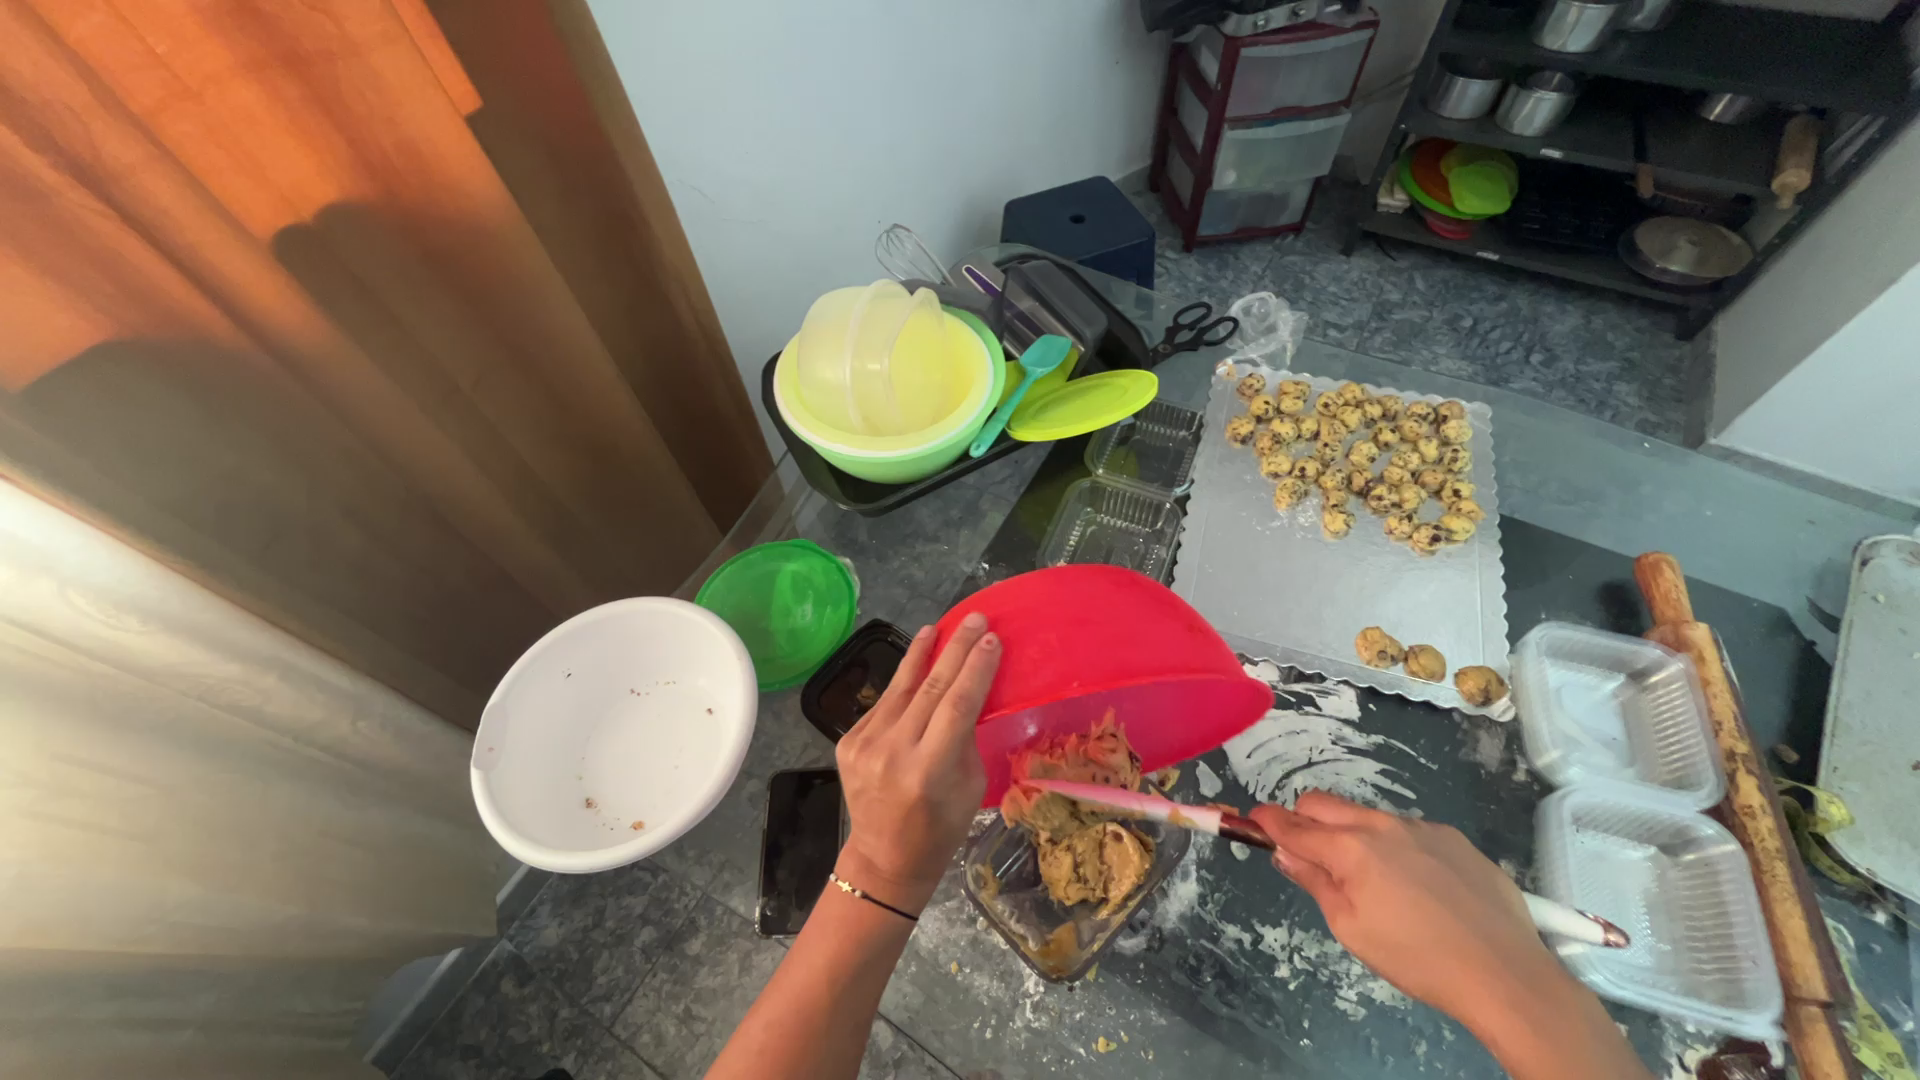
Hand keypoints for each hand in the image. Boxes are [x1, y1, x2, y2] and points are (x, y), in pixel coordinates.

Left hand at [834, 614, 999, 913]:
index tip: (993, 639)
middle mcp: (893, 751)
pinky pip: (885, 703)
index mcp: (929, 769)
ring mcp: (865, 744)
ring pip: (902, 687)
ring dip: (922, 653)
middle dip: (956, 648)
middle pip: (931, 687)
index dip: (976, 668)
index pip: (958, 705)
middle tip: (975, 619)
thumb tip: (967, 692)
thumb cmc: (940, 829)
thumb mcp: (969, 787)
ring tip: (938, 627)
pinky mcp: (848, 740)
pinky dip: (904, 681)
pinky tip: (917, 660)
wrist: (883, 858)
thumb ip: (965, 738)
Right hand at [1248, 793, 1564, 1024]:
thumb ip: (1314, 882)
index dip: (1266, 822)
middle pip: (1322, 803)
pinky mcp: (1454, 838)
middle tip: (1308, 853)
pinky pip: (1408, 831)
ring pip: (1366, 816)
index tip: (1252, 821)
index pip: (1292, 825)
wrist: (1506, 975)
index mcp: (1350, 848)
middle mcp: (1381, 824)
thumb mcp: (1350, 929)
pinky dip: (1396, 847)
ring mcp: (1421, 827)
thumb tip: (1286, 854)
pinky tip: (1419, 887)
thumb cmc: (1417, 959)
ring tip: (1373, 881)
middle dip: (1303, 819)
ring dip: (1352, 834)